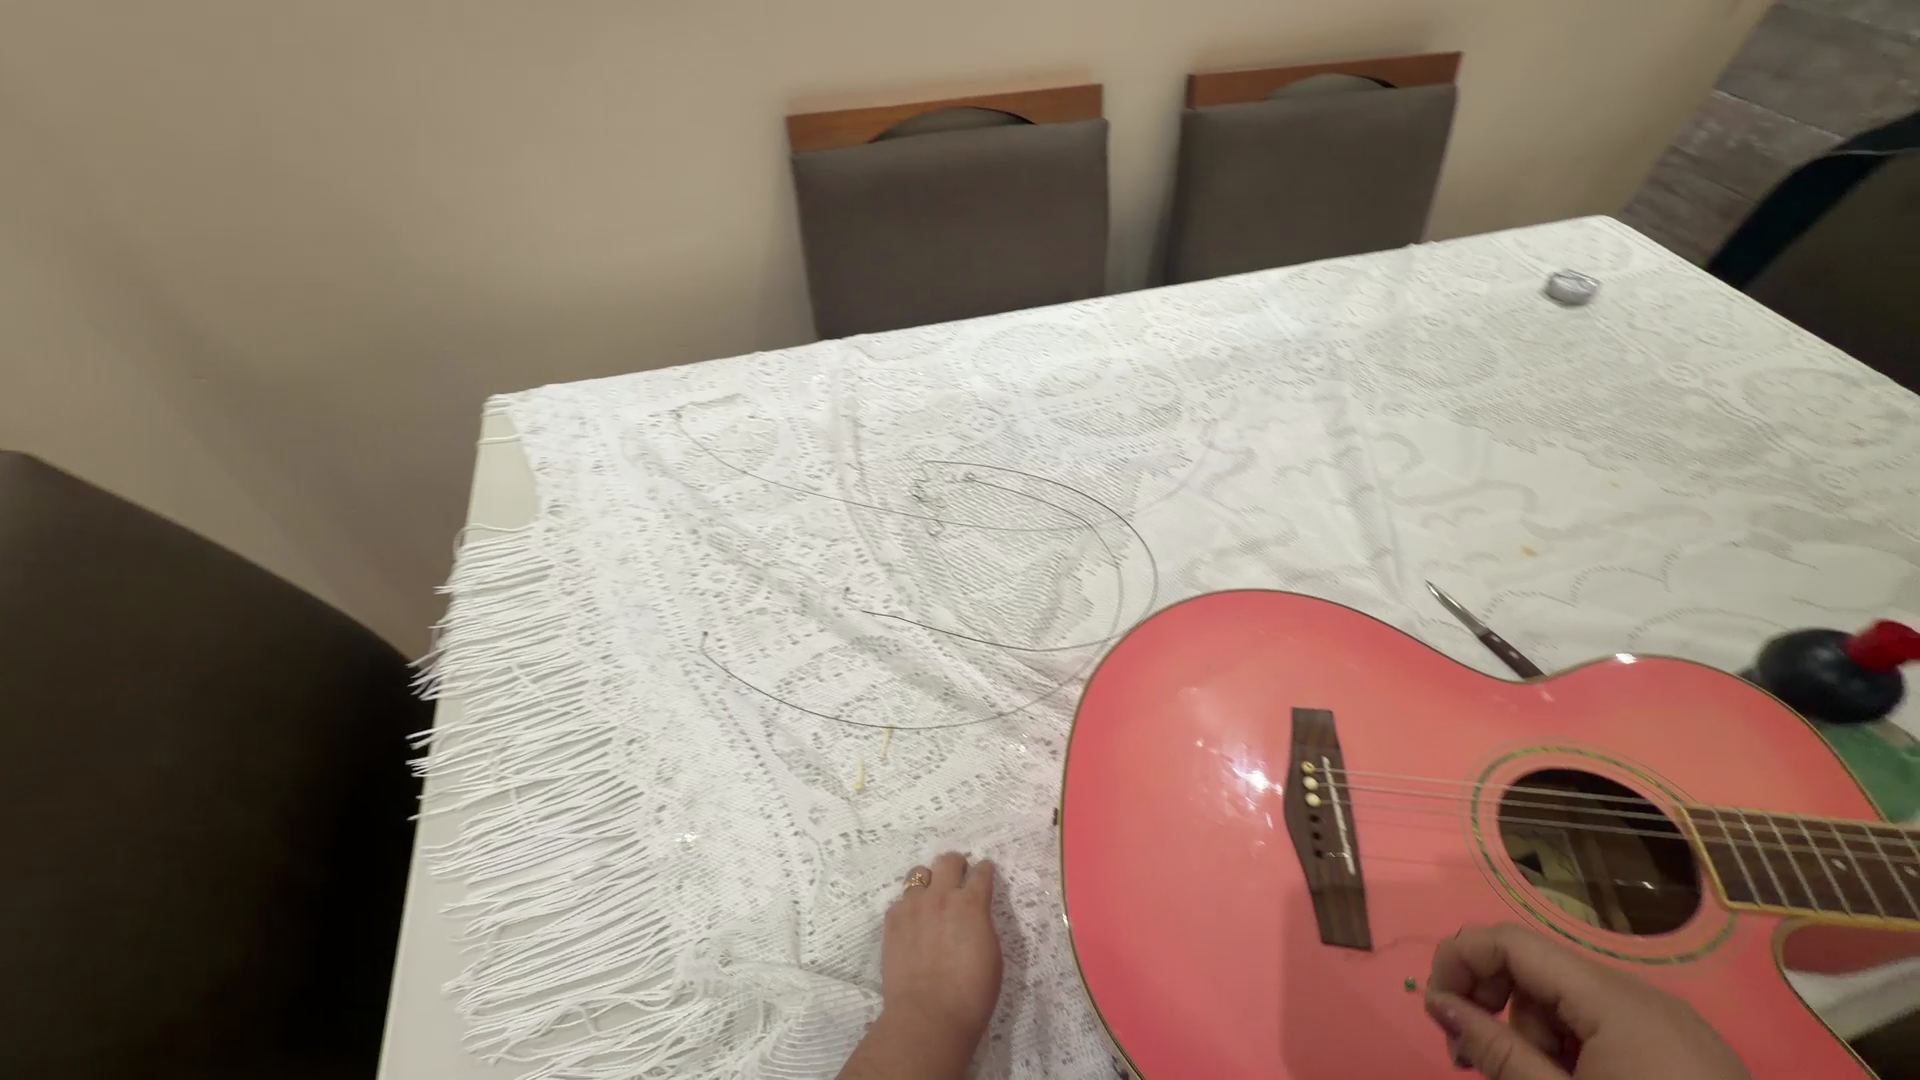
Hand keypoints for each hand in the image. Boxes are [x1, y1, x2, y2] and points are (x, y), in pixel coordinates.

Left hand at [879, 852, 1002, 1053]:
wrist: (928, 1017)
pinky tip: (912, 926)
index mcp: (972, 904)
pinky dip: (909, 908)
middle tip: (958, 876)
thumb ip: (982, 925)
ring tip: (930, 897)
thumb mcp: (992, 955)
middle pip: (948, 861)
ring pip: (918, 873)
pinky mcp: (892, 919)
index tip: (984, 871)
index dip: (985, 870)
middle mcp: (942, 896)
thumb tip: (974, 916)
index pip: (982, 872)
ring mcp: (913, 905)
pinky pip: (901, 901)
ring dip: (928, 881)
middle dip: (956, 864)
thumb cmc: (971, 994)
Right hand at [1425, 923, 1750, 1079]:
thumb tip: (1435, 1002)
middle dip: (1492, 1004)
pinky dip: (1570, 1045)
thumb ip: (1494, 1049)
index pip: (1510, 941)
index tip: (1433, 1009)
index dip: (1459, 960)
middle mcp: (1644, 996)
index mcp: (1616, 1000)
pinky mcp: (1687, 1051)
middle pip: (1536, 969)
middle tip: (1469, 1057)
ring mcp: (1672, 1024)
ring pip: (1566, 999)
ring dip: (1530, 1031)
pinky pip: (1605, 1024)